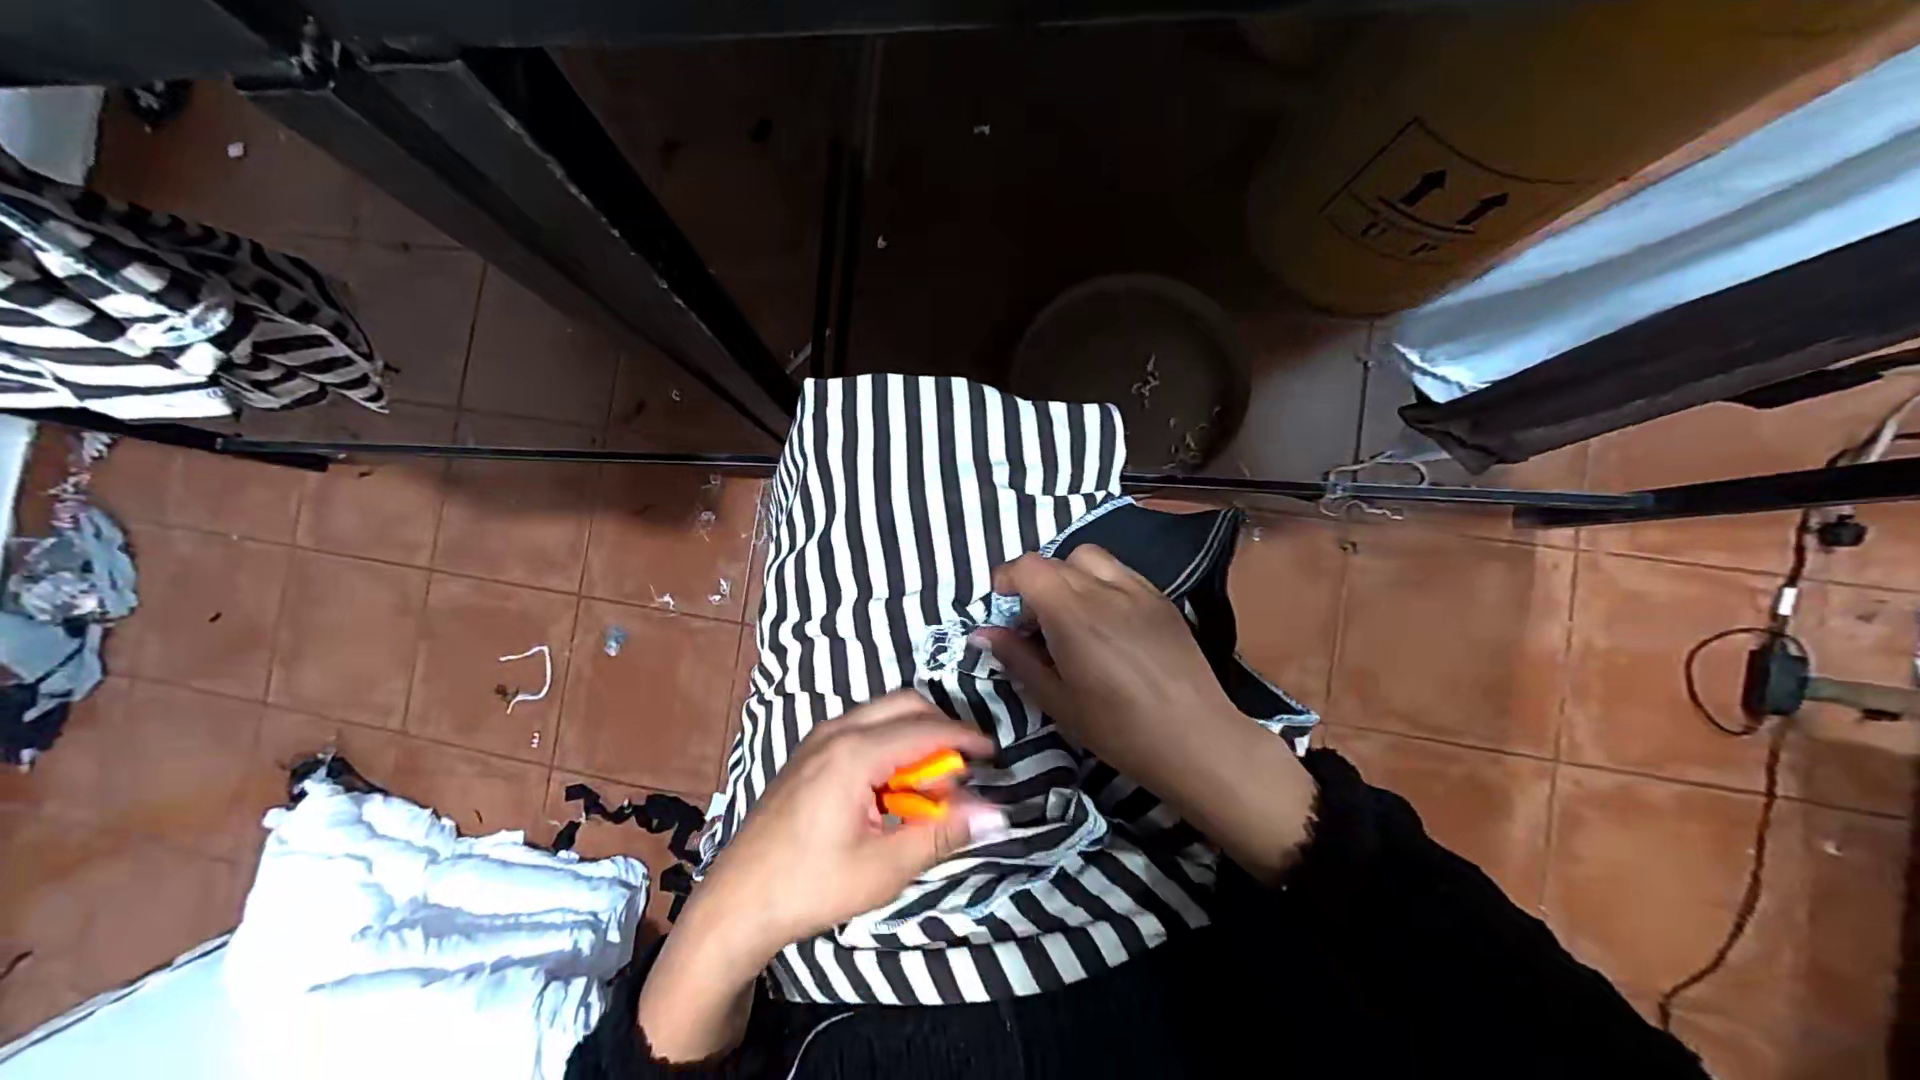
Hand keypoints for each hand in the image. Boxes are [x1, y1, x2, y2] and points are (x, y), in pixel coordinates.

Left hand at [637, 691, 1004, 1061]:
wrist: (735, 903)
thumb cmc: (811, 886)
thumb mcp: (885, 867)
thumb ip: (943, 833)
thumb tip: (997, 814)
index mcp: (855, 752)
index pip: (927, 728)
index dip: (966, 738)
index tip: (994, 756)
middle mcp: (836, 730)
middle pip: (905, 704)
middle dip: (941, 729)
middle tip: (961, 771)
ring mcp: (817, 738)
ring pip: (882, 713)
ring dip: (914, 737)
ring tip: (926, 787)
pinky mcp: (808, 752)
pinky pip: (862, 728)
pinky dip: (889, 744)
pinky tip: (890, 788)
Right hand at [975, 545, 1314, 883]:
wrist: (1196, 739)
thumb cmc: (1118, 729)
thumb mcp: (1056, 700)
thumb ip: (1018, 659)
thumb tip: (986, 633)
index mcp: (1072, 613)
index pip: (1029, 567)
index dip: (1007, 580)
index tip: (1004, 608)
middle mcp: (1104, 589)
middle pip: (1056, 561)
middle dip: (1035, 584)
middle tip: (1036, 626)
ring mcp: (1138, 590)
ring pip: (1091, 558)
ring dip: (1069, 576)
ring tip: (1072, 615)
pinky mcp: (1162, 600)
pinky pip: (1122, 573)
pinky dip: (1102, 584)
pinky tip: (1108, 622)